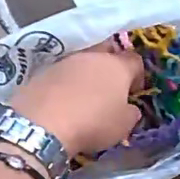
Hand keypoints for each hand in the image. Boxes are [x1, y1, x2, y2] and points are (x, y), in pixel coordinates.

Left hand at [11, 45, 144, 155]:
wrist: (42, 124)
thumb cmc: (92, 123)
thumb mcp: (123, 126)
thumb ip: (131, 113)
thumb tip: (129, 108)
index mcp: (117, 66)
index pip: (135, 60)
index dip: (137, 75)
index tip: (133, 92)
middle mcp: (91, 56)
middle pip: (106, 52)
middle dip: (111, 66)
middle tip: (110, 88)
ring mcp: (64, 61)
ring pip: (82, 62)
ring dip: (86, 75)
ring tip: (84, 97)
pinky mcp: (42, 71)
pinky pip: (61, 74)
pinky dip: (65, 84)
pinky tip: (63, 102)